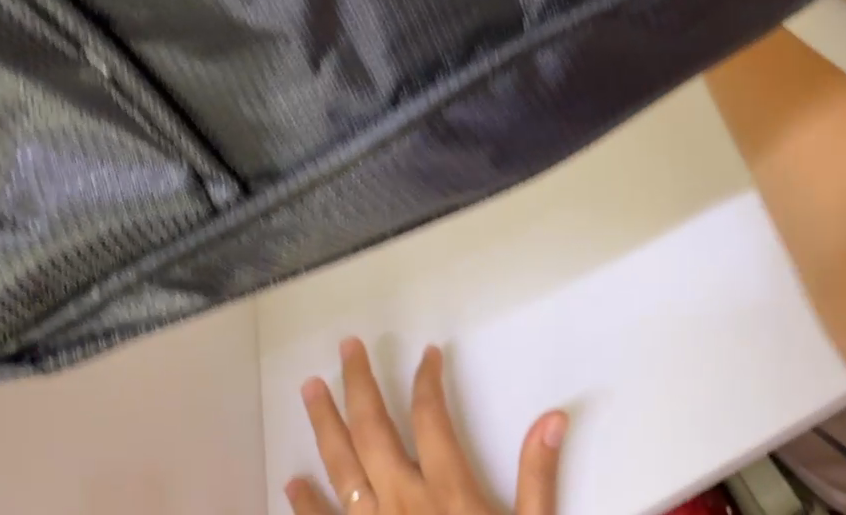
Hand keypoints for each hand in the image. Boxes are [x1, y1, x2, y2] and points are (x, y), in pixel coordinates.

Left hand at [287, 337, 568, 513]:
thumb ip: (538, 477)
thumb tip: (554, 417)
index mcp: (445, 491)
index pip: (430, 417)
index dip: (427, 379)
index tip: (428, 354)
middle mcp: (401, 502)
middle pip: (373, 430)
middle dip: (358, 384)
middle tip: (346, 347)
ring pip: (341, 468)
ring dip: (324, 426)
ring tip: (309, 389)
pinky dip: (304, 504)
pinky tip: (291, 483)